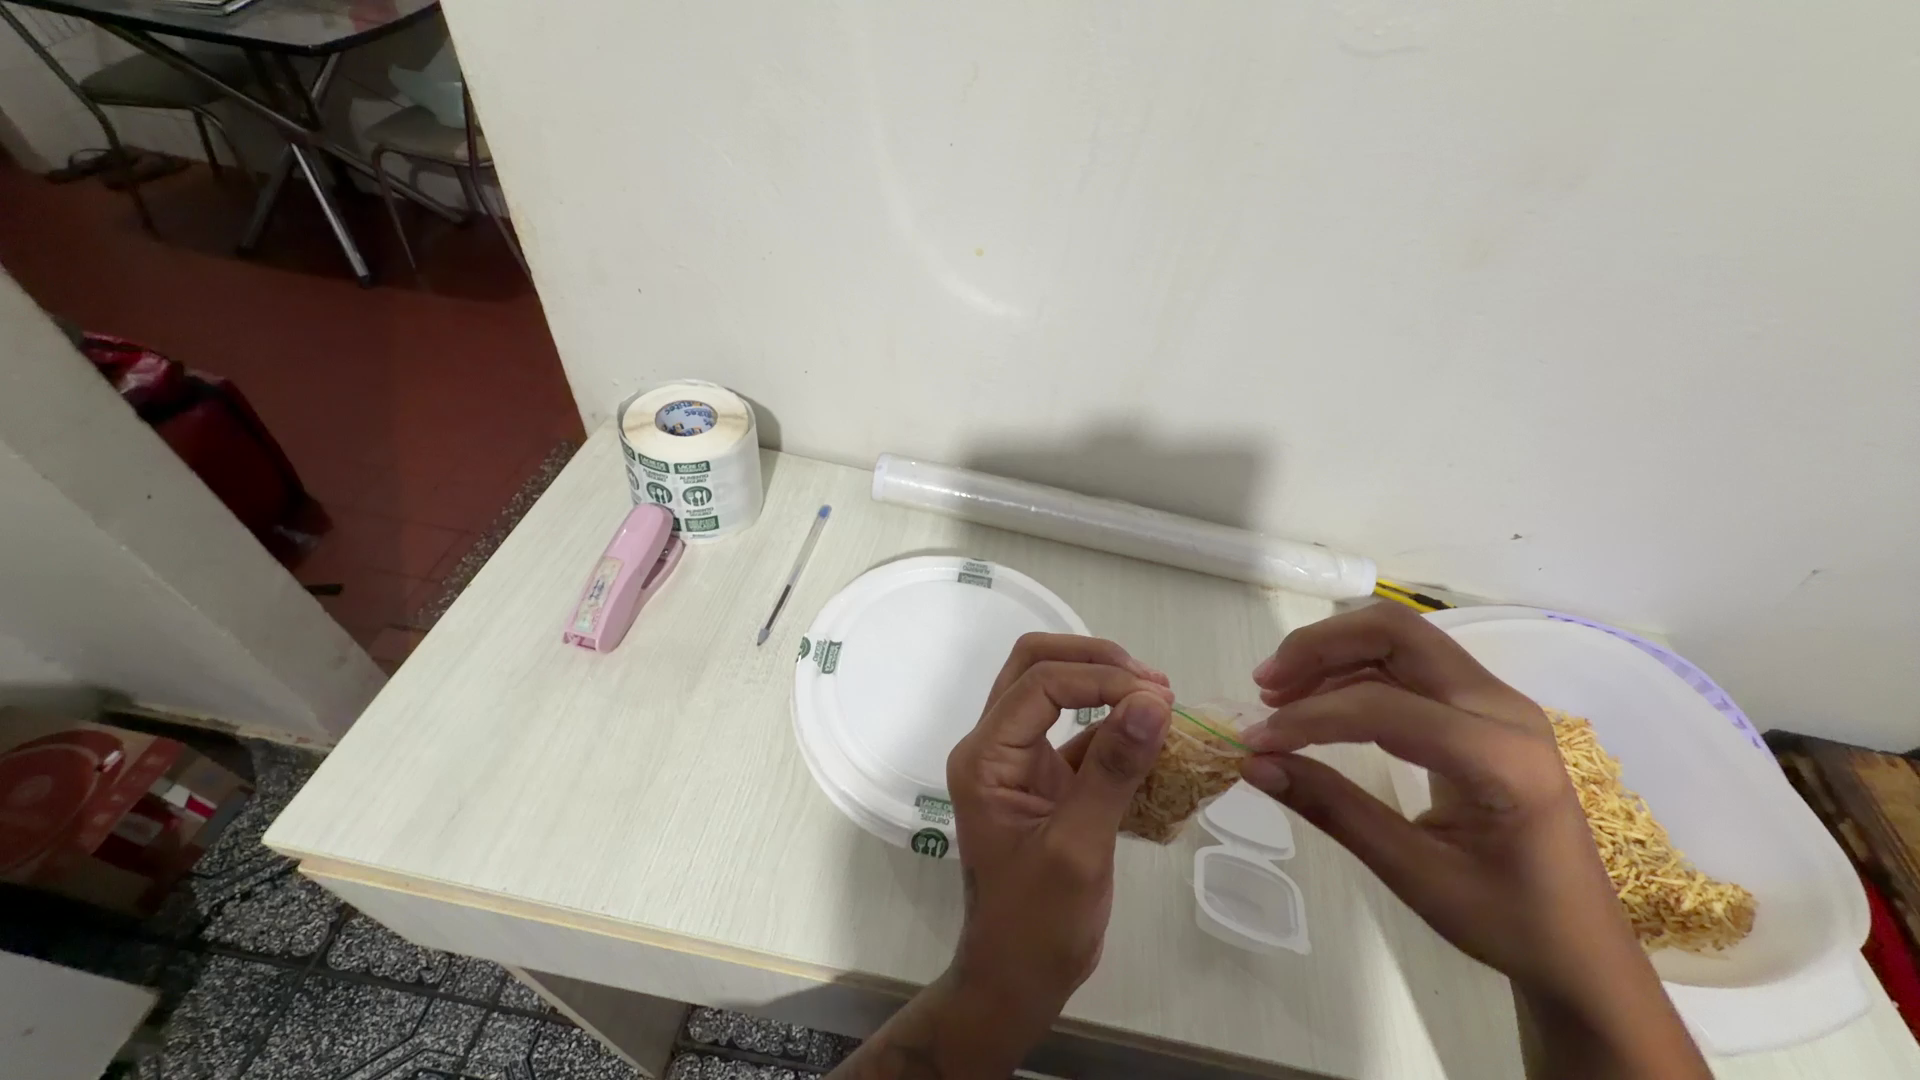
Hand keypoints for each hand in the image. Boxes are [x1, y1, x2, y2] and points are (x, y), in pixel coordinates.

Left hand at [829, 634, 1172, 1079]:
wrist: (1017, 978)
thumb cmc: (1036, 923)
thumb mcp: (1078, 847)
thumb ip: (1114, 770)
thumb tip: (1154, 702)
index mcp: (986, 755)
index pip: (1039, 682)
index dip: (1100, 678)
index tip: (1159, 698)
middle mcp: (995, 746)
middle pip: (1036, 666)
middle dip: (1095, 663)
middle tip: (1155, 684)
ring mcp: (1019, 761)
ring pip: (1056, 692)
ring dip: (1106, 687)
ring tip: (1163, 702)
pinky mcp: (1046, 780)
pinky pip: (1079, 734)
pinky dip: (1116, 728)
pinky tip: (1157, 740)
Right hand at [1239, 605, 1707, 1078]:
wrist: (1580, 945)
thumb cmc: (1508, 920)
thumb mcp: (1414, 873)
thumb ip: (1333, 809)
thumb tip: (1254, 765)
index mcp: (1500, 759)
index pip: (1383, 706)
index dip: (1309, 717)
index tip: (1255, 741)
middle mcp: (1503, 709)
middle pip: (1396, 633)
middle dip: (1319, 647)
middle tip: (1265, 685)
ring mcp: (1495, 701)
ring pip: (1399, 638)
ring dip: (1331, 653)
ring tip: (1277, 692)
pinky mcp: (1480, 708)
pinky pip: (1407, 664)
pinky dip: (1352, 670)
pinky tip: (1317, 702)